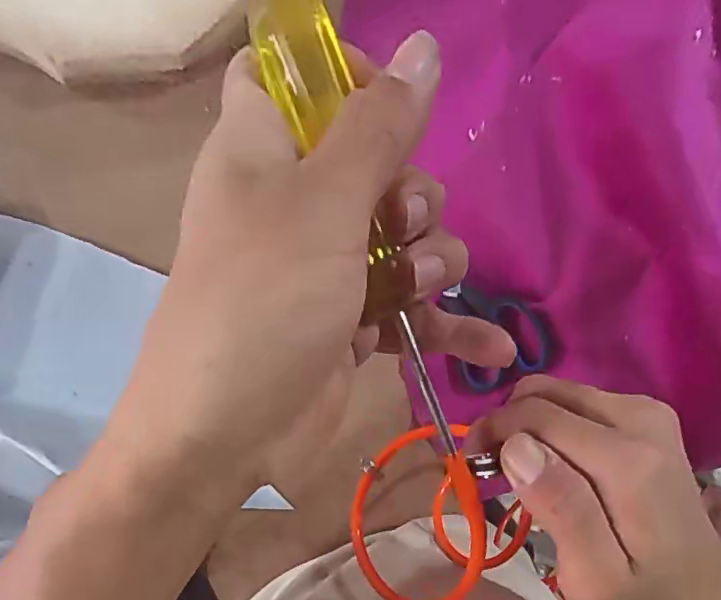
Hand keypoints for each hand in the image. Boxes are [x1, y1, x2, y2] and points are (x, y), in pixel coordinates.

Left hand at [97, 31, 514, 503]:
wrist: (227, 432)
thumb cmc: (263, 302)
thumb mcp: (319, 204)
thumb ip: (375, 128)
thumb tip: (422, 47)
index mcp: (261, 154)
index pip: (292, 81)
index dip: (341, 76)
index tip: (386, 104)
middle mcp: (292, 208)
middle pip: (375, 163)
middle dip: (410, 189)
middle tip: (400, 222)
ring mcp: (323, 275)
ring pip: (403, 240)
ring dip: (433, 260)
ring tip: (415, 289)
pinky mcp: (347, 330)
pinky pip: (407, 313)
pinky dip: (446, 327)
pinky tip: (493, 348)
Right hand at [467, 376, 720, 599]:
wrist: (698, 586)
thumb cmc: (638, 589)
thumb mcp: (593, 574)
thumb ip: (561, 509)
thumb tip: (516, 446)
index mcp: (626, 462)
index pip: (535, 414)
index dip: (491, 432)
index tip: (471, 469)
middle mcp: (640, 420)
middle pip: (545, 394)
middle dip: (503, 424)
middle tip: (487, 468)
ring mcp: (647, 411)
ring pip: (558, 392)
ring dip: (523, 423)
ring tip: (513, 468)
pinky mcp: (646, 413)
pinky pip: (577, 401)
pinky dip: (547, 423)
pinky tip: (546, 461)